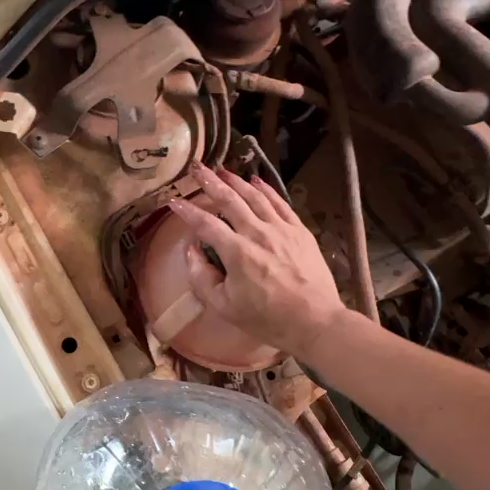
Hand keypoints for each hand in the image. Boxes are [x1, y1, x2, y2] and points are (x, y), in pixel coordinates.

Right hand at [164, 165, 353, 356]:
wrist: (315, 322)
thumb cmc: (267, 319)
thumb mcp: (224, 306)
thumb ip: (201, 277)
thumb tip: (192, 250)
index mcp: (237, 253)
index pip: (205, 224)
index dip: (187, 211)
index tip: (174, 201)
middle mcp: (257, 233)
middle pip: (229, 200)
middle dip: (210, 182)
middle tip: (197, 168)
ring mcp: (281, 229)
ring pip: (255, 196)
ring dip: (236, 181)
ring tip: (222, 170)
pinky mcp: (300, 231)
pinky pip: (280, 203)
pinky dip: (266, 190)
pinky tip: (256, 181)